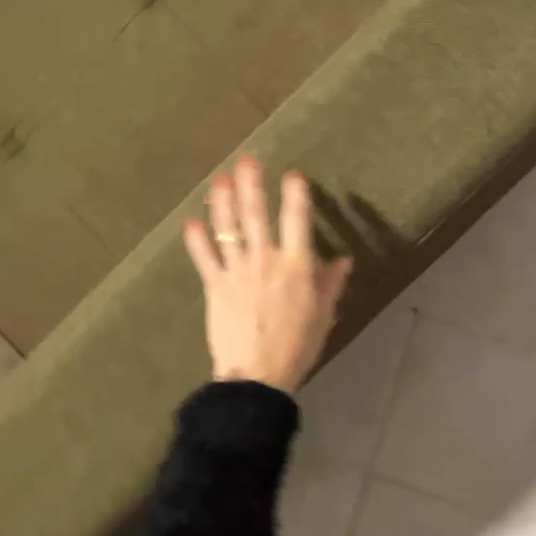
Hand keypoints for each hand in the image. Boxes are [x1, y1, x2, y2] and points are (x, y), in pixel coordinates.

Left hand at [183, 156, 352, 393]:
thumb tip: (342, 259)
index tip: (293, 174)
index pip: (297, 219)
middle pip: (256, 214)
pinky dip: (197, 239)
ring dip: (222, 201)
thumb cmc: (298, 345)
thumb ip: (330, 283)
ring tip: (219, 180)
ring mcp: (237, 271)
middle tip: (246, 160)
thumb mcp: (324, 314)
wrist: (258, 375)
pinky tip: (193, 222)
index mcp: (297, 265)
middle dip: (251, 184)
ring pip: (228, 228)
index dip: (296, 194)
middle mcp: (266, 260)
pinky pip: (204, 257)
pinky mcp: (215, 286)